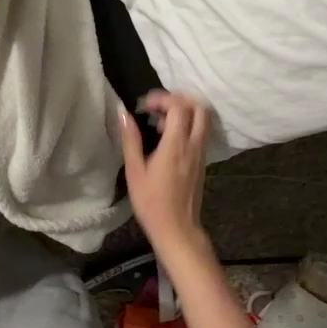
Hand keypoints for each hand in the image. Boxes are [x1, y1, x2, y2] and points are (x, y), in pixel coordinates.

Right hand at [118, 90, 215, 265]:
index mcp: (176, 146)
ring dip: (185, 111)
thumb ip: (131, 140)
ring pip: (203, 120)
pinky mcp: (202, 162)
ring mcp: (201, 154)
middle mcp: (193, 145)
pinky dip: (187, 125)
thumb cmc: (152, 203)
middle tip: (159, 105)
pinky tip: (167, 137)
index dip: (163, 98)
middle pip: (199, 108)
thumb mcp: (134, 172)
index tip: (145, 105)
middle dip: (180, 98)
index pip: (179, 107)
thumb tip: (123, 114)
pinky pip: (200, 133)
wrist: (177, 229)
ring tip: (160, 120)